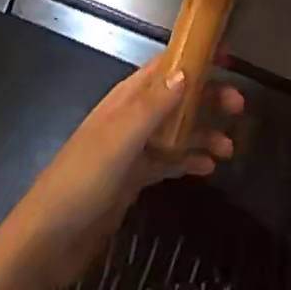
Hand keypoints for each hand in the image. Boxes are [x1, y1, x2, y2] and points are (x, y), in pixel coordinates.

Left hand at [0, 59, 243, 289]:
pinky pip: (169, 160)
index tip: (225, 54)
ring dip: (204, 132)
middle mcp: (132, 117)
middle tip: (239, 106)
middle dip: (207, 97)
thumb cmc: (83, 178)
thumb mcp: (119, 138)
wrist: (51, 236)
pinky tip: (209, 168)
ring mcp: (133, 148)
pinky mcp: (134, 177)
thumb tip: (185, 70)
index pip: (164, 67)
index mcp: (126, 99)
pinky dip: (190, 160)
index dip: (194, 57)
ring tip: (230, 146)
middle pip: (176, 98)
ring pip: (176, 130)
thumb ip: (152, 105)